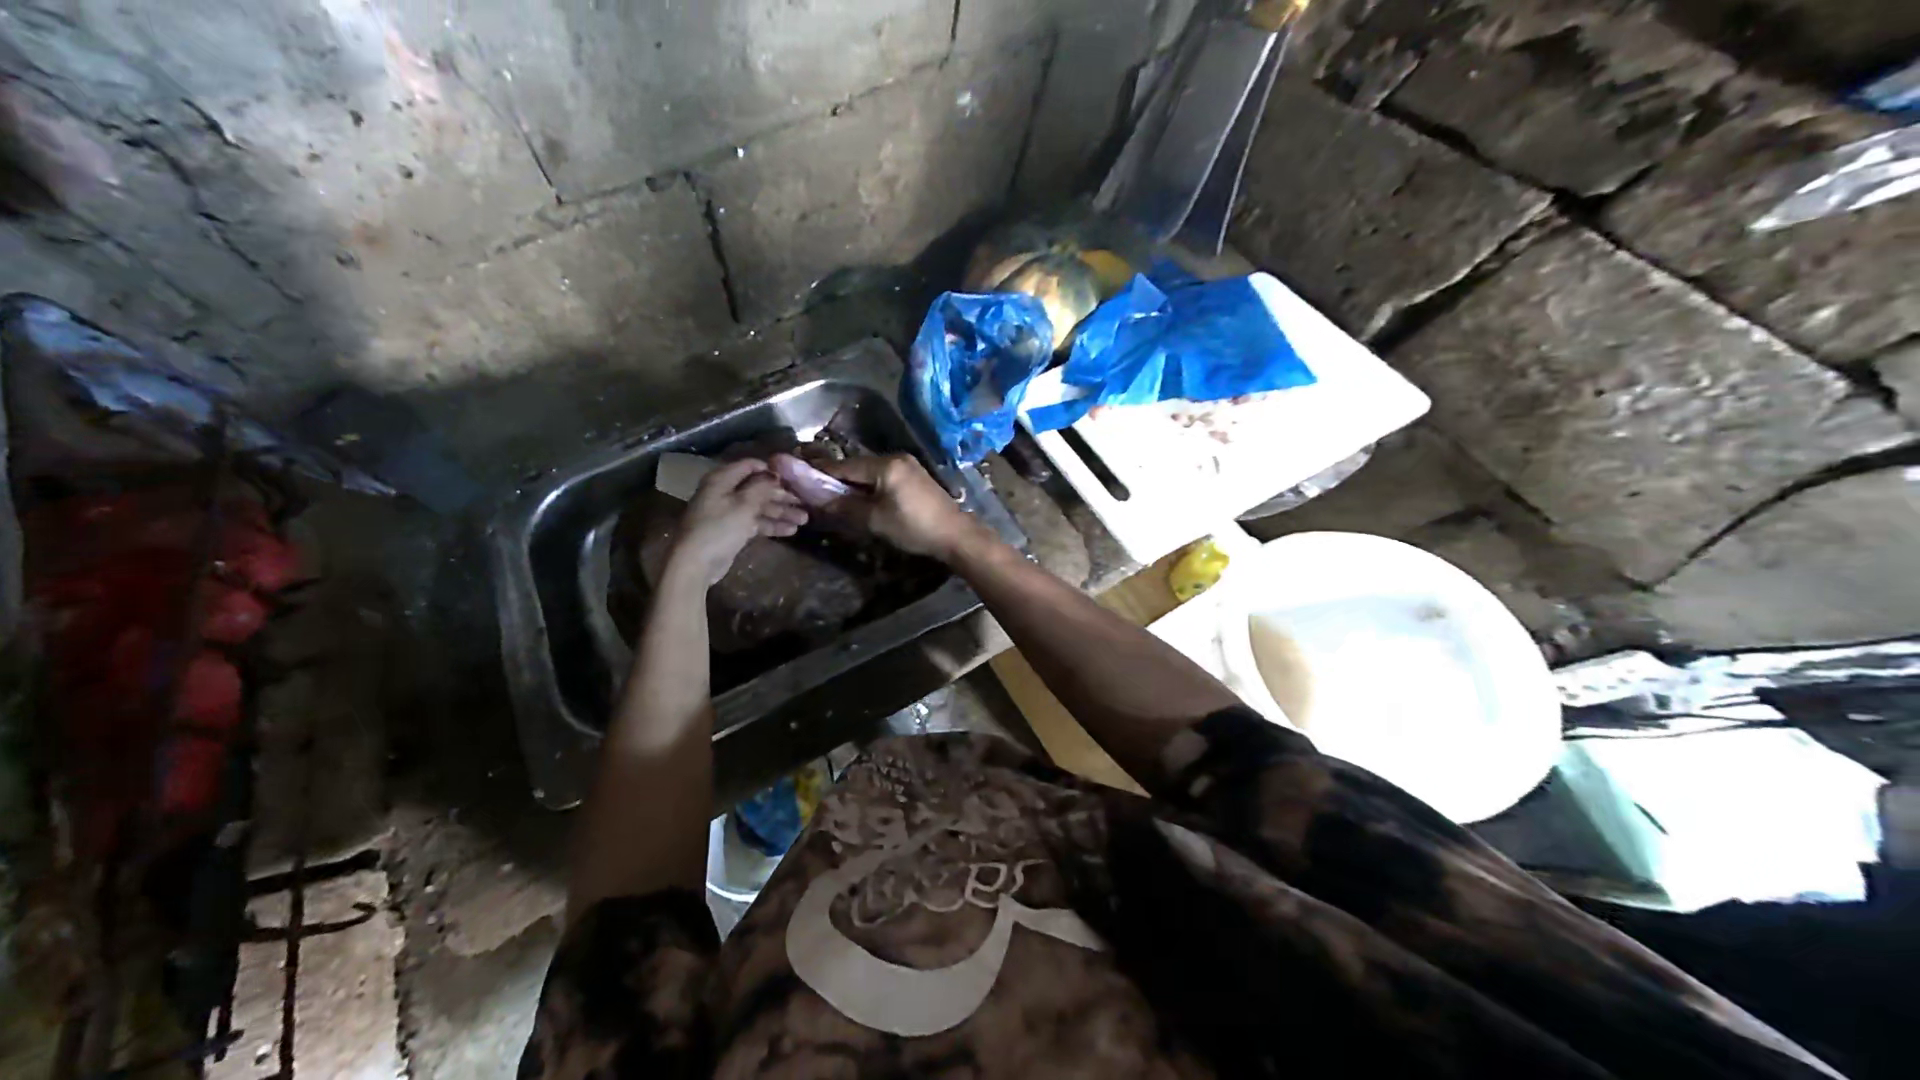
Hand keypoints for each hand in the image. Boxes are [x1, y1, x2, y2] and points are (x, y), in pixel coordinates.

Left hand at [666, 459, 808, 586]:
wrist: (696, 563)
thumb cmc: (719, 528)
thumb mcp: (743, 504)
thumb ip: (761, 487)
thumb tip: (775, 474)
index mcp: (722, 480)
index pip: (750, 466)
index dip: (771, 470)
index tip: (794, 477)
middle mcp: (724, 492)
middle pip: (757, 488)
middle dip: (781, 495)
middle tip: (805, 502)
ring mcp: (728, 512)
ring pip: (759, 507)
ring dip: (781, 512)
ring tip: (804, 519)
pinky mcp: (732, 530)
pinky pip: (755, 523)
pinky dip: (771, 525)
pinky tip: (791, 530)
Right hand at [773, 452, 984, 562]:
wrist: (955, 536)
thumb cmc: (913, 527)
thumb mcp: (873, 520)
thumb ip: (842, 505)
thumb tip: (812, 495)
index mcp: (884, 464)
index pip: (842, 466)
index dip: (819, 474)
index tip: (797, 480)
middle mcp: (895, 457)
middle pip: (855, 467)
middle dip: (835, 481)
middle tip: (815, 495)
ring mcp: (907, 466)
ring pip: (868, 473)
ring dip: (851, 486)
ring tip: (835, 501)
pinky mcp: (914, 477)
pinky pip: (881, 478)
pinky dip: (868, 488)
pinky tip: (860, 501)